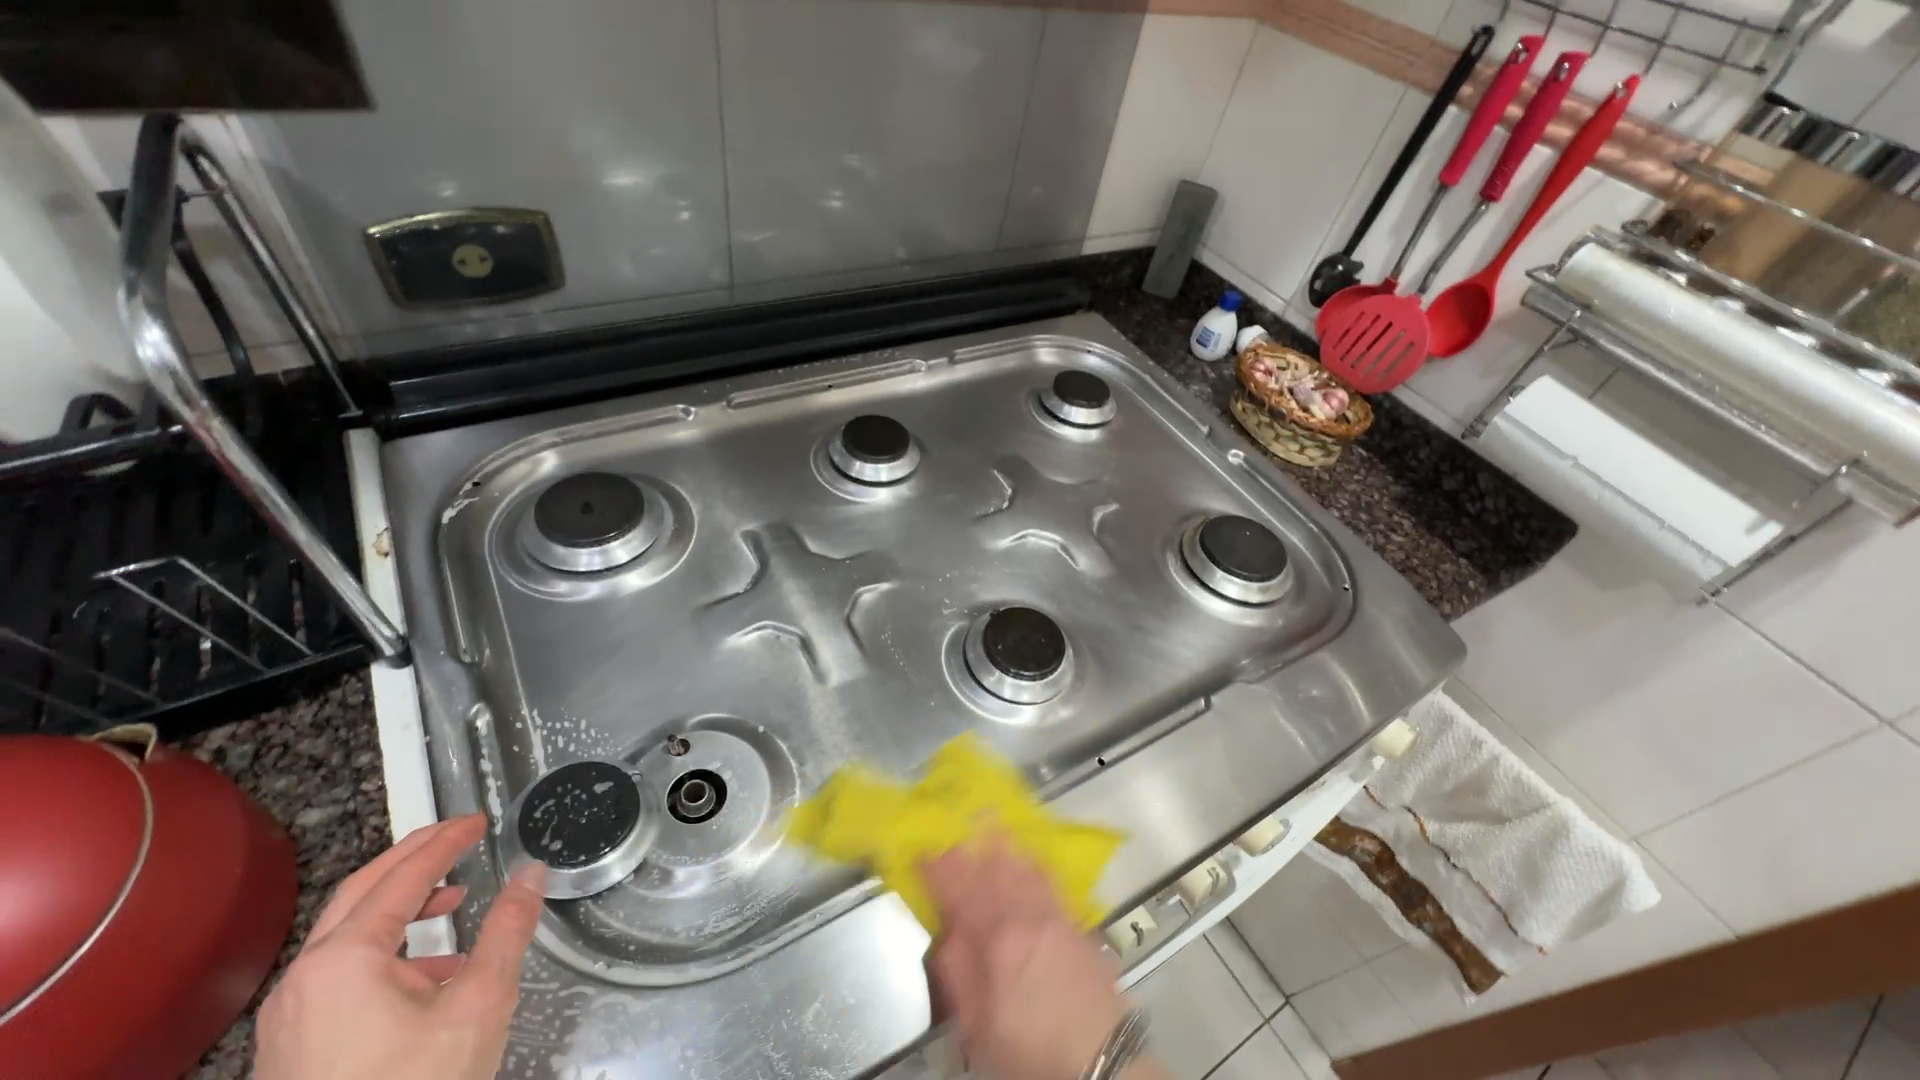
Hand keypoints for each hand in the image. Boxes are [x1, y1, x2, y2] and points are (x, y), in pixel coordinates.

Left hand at [256, 815, 545, 1079]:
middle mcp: (305, 977)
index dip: (444, 842)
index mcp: (344, 959)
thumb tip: (532, 874)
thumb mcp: (478, 1005)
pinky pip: (341, 974)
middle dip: (414, 860)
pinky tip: (430, 974)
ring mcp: (292, 1015)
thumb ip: (508, 931)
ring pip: (348, 936)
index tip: (478, 820)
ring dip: (403, 908)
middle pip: (361, 893)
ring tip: (454, 902)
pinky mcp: (294, 1046)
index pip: (401, 877)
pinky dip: (387, 952)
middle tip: (459, 839)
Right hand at [923, 839, 1138, 1079]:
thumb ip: (958, 973)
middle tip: (950, 835)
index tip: (921, 854)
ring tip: (986, 827)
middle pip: (993, 868)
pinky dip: (1032, 861)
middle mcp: (1028, 916)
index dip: (938, 868)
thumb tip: (948, 932)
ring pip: (1024, 866)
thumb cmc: (1032, 1050)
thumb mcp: (978, 1027)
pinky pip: (1050, 879)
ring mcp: (1057, 915)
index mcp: (998, 939)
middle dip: (968, 849)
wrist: (1103, 1062)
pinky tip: (1025, 857)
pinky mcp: (1079, 924)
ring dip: (1001, 846)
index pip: (960, 890)